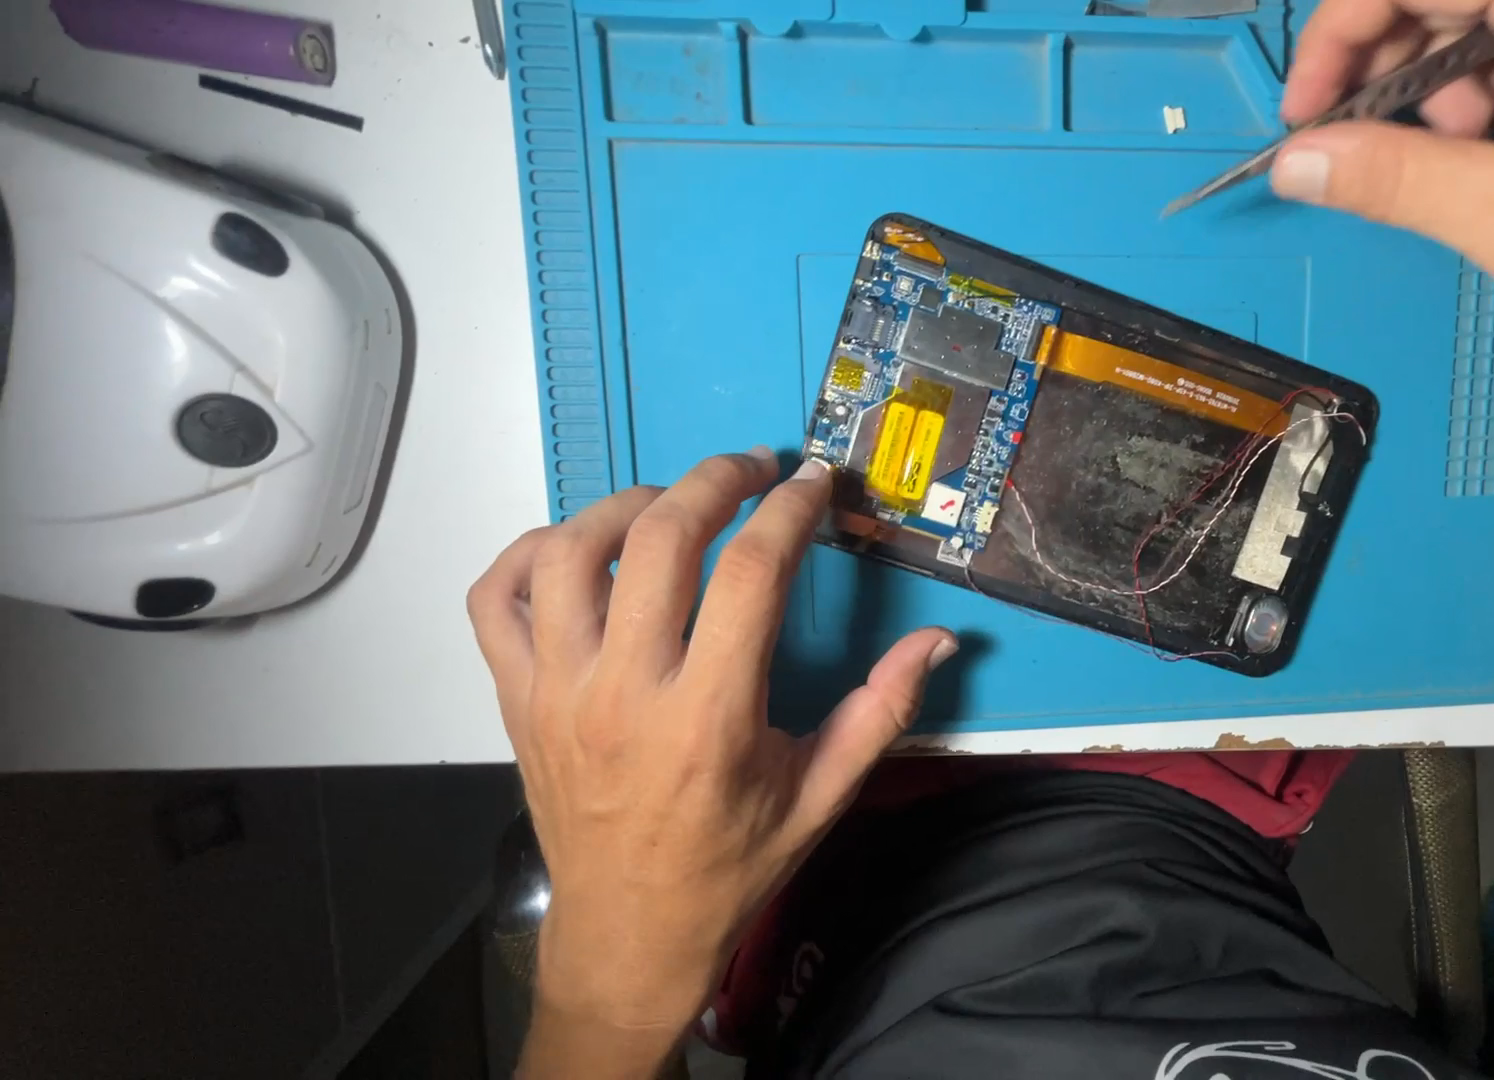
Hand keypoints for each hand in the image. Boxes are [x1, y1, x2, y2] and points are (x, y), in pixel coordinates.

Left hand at [467, 449, 955, 1039]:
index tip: (814, 483)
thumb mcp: (825, 794)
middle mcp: (625, 692)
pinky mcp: (515, 699)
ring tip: (672, 502)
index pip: (752, 573)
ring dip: (628, 504)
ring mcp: (556, 692)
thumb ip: (884, 710)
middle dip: (715, 480)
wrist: (630, 934)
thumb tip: (940, 641)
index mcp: (711, 716)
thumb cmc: (734, 864)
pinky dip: (532, 549)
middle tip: (753, 468)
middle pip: (661, 539)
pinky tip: (582, 549)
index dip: (790, 511)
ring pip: (570, 552)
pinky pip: (495, 597)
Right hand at [1271, 0, 1493, 369]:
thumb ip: (1395, 181)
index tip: (1303, 114)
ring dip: (1433, 89)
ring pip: (1480, 17)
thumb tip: (1293, 163)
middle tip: (1355, 147)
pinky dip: (1480, 93)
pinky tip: (1488, 147)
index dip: (1344, 32)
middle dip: (1385, 66)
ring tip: (1446, 160)